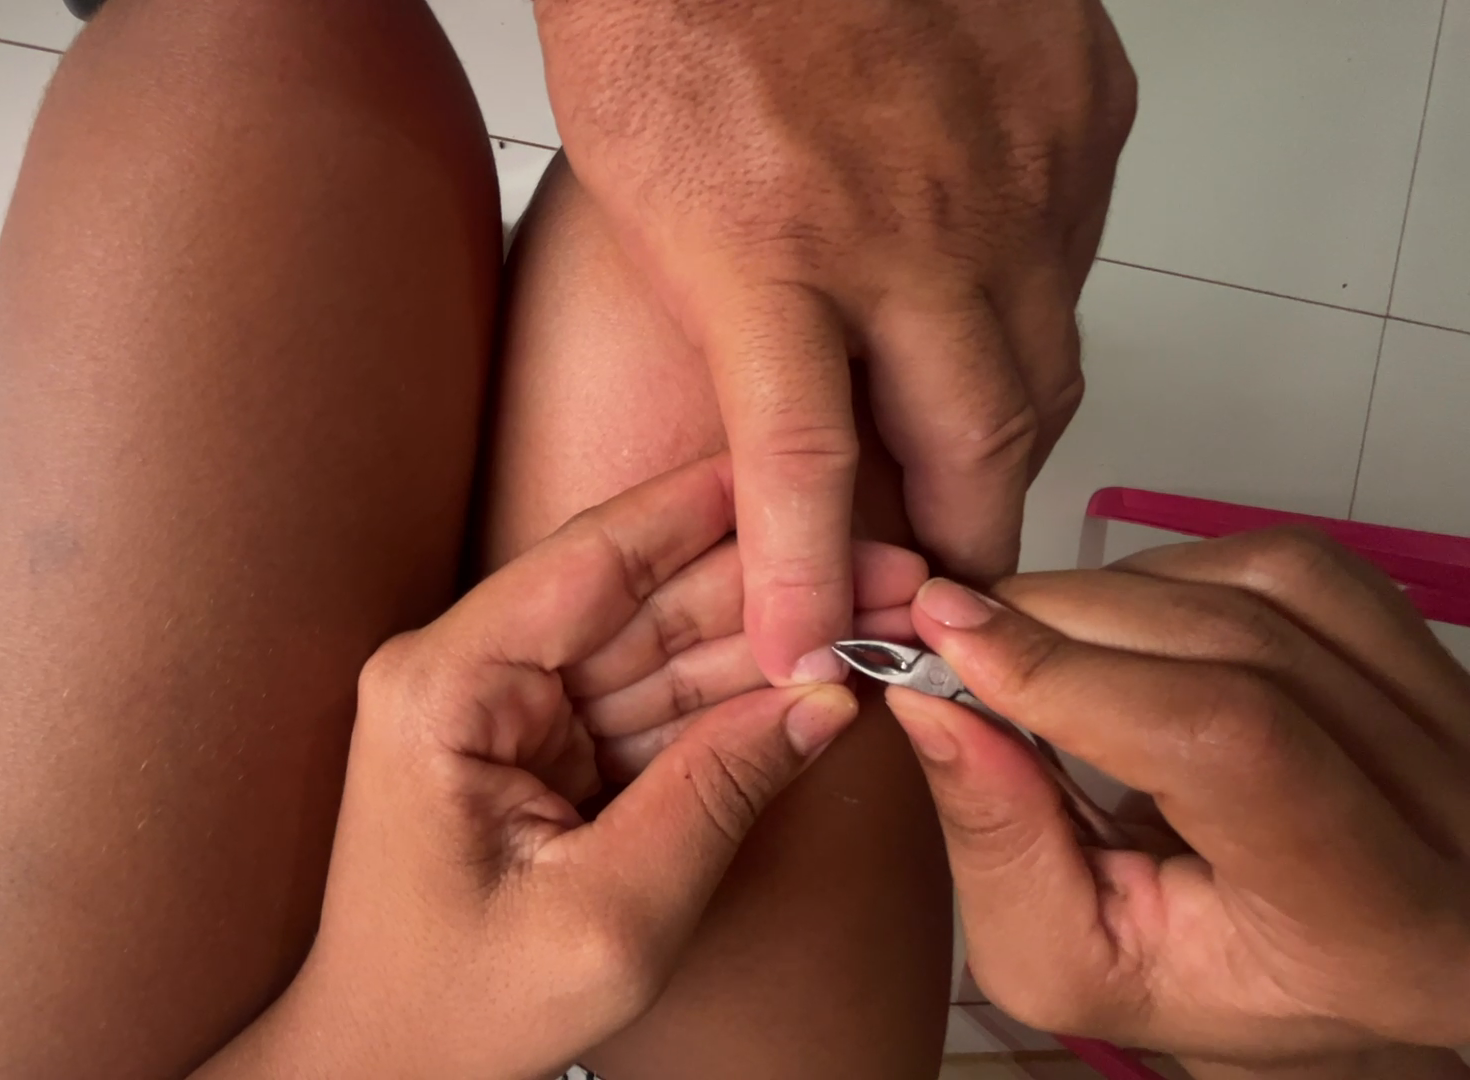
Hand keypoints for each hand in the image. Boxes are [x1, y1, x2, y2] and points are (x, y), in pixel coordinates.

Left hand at [196, 458, 922, 1079]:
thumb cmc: (460, 1005)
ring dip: (759, 631)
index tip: (788, 464)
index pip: (588, 561)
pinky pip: (646, 696)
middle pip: (634, 596)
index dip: (697, 508)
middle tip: (877, 563)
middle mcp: (467, 671)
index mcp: (445, 686)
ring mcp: (506, 700)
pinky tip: (806, 672)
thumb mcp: (606, 919)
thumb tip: (823, 700)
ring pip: (652, 642)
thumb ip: (716, 794)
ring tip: (868, 612)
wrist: (391, 1055)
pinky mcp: (540, 735)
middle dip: (759, 581)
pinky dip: (727, 690)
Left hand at [533, 0, 1135, 684]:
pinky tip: (981, 352)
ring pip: (1036, 369)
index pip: (803, 468)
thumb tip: (778, 436)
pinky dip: (1025, 337)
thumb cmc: (664, 40)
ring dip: (998, 453)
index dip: (810, 581)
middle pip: (970, 442)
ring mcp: (1006, 164)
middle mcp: (906, 224)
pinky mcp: (1069, 110)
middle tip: (932, 595)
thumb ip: (722, 335)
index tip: (810, 654)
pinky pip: (1066, 270)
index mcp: (766, 255)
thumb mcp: (647, 222)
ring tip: (958, 500)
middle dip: (958, 542)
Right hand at [885, 529, 1469, 1064]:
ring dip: (1103, 589)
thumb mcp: (1048, 956)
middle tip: (951, 627)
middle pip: (1234, 642)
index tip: (943, 629)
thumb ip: (990, 836)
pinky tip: (1112, 624)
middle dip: (1053, 615)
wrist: (1306, 971)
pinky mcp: (1434, 668)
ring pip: (1266, 587)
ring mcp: (1466, 730)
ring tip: (1029, 634)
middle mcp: (1464, 820)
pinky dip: (1164, 570)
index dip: (1064, 670)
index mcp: (1372, 929)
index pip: (1225, 742)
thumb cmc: (1179, 984)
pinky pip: (1291, 568)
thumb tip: (926, 699)